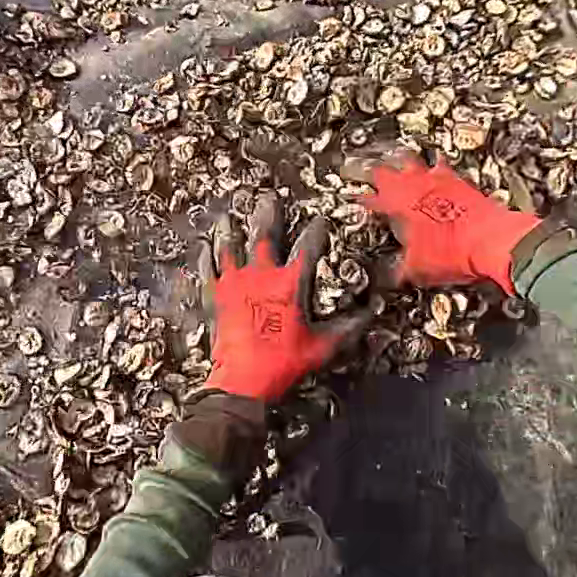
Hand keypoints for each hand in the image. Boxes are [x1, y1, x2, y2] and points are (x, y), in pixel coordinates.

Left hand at [196, 195, 367, 402]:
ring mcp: (235, 281)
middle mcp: (262, 275)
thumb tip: (373, 313)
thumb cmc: (284, 362)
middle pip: (264, 234)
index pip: (308, 247)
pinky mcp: (215, 293)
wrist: (243, 379)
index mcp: (291, 284)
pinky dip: (206, 254)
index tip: (321, 220)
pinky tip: (204, 244)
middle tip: (268, 198)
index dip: (317, 230)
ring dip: (231, 228)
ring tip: (229, 214)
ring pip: (230, 245)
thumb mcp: (322, 347)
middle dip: (268, 213)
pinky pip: (208, 266)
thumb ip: (348, 327)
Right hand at [354, 153, 540, 294]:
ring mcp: (440, 184)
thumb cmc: (454, 253)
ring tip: (399, 155)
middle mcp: (417, 192)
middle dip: (379, 171)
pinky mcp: (461, 183)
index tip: (357, 198)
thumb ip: (403, 268)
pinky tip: (437, 162)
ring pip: (416, 164)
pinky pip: (444, 168)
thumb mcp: (420, 268)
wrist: (495, 242)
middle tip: (371, 167)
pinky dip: (437, 166)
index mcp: (400, 209)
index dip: (364, 200)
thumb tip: (394, 277)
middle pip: (391, 174)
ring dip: (406, 162)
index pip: (374, 201)